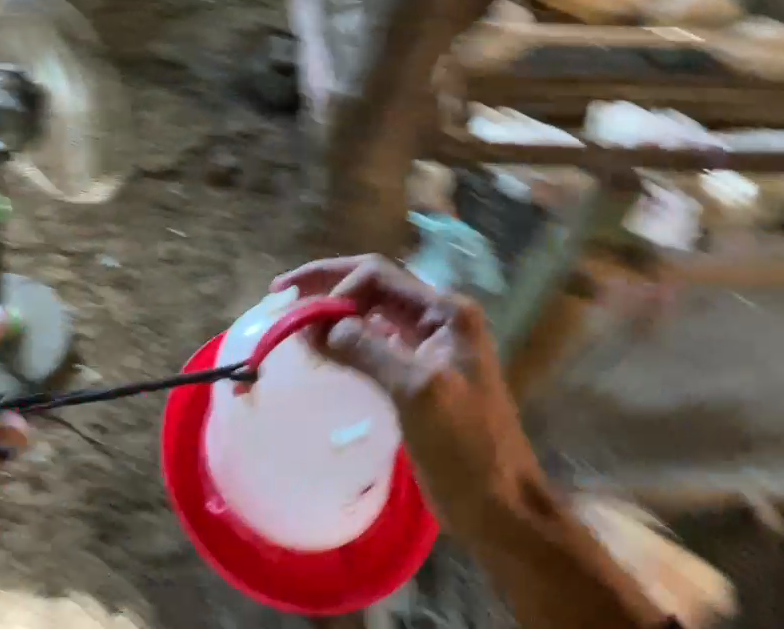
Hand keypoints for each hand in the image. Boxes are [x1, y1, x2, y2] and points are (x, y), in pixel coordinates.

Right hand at [272, 255, 543, 542]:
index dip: (336, 286)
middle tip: (281, 293)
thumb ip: (367, 349)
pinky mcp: (419, 374)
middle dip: (327, 286)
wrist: (502, 508)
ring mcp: (430, 347)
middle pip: (373, 285)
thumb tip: (316, 325)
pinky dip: (345, 339)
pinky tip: (323, 350)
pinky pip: (375, 342)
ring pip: (371, 313)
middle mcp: (439, 319)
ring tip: (295, 320)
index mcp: (446, 312)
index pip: (378, 275)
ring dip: (333, 312)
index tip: (304, 316)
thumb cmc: (467, 448)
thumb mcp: (416, 391)